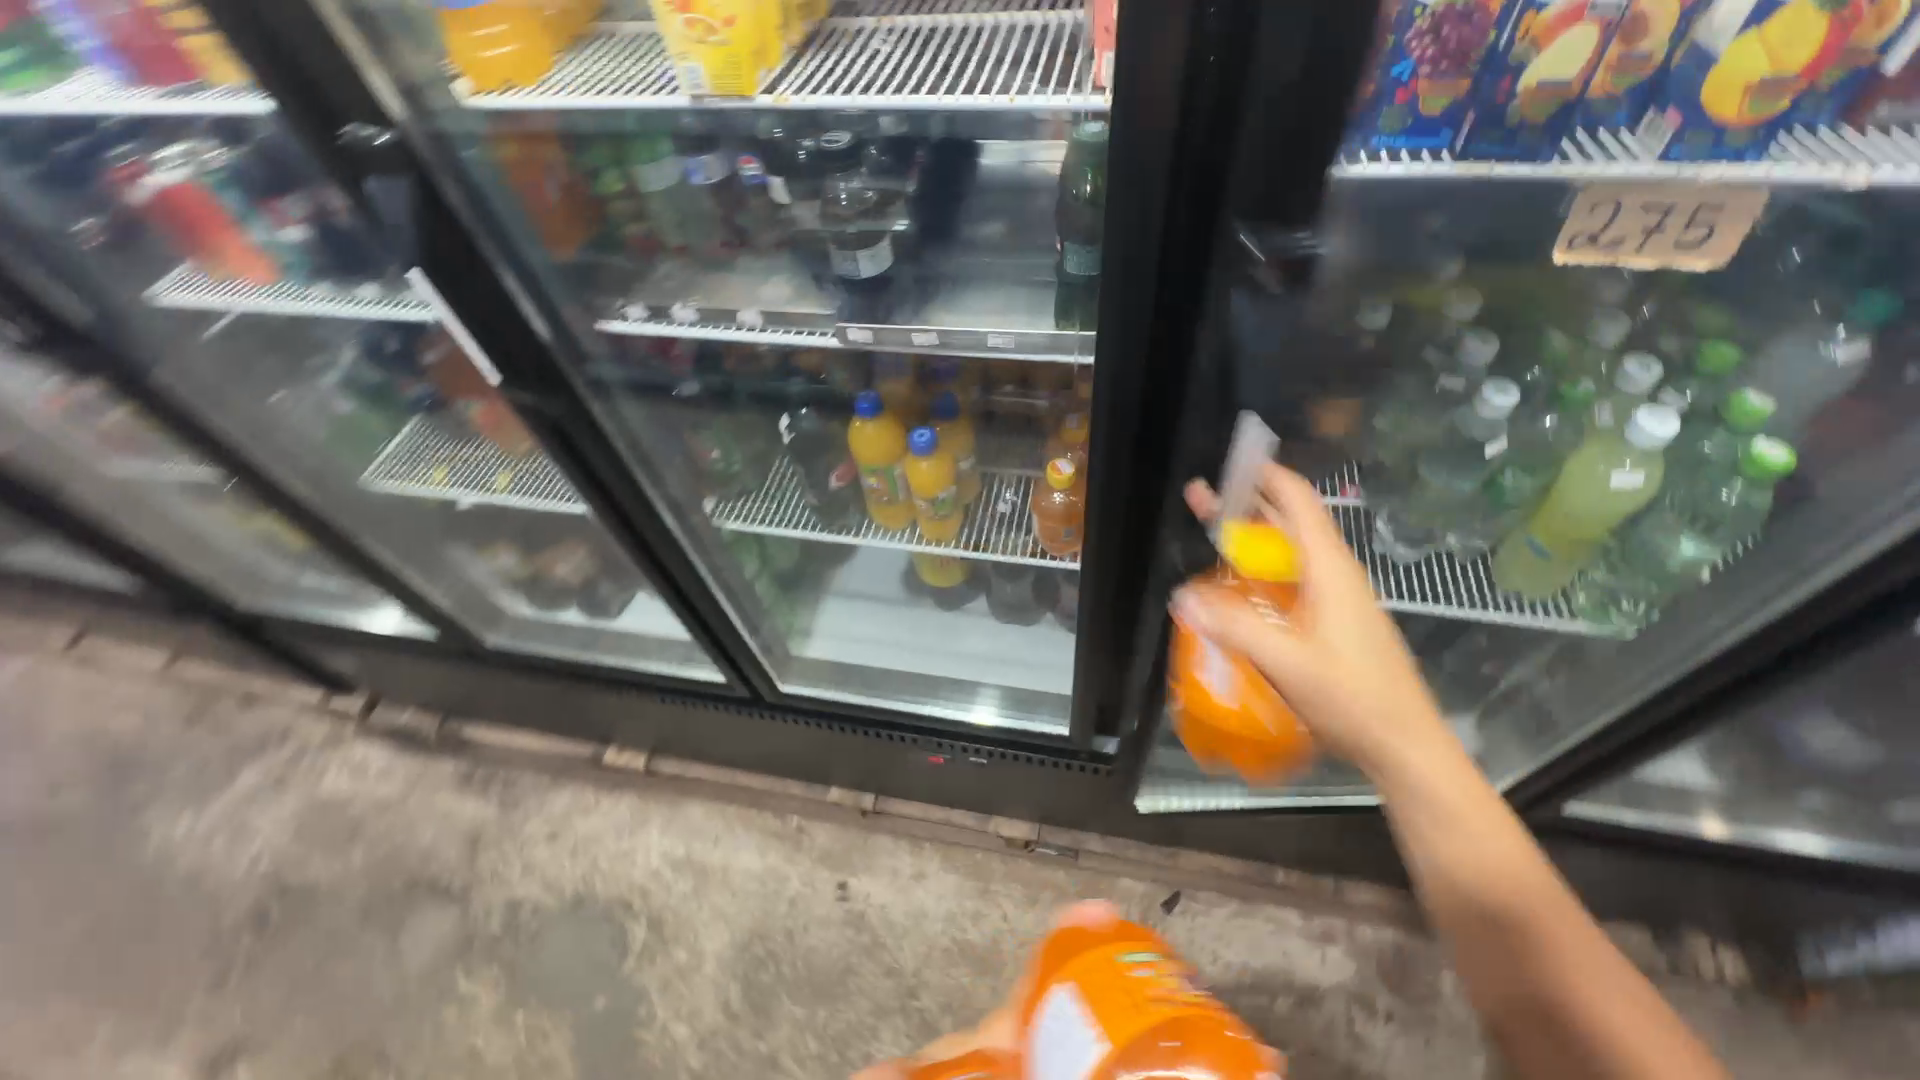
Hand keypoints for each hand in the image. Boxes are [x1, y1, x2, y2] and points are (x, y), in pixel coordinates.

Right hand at [1174, 465, 1454, 776]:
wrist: (1405, 746)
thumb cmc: (1355, 699)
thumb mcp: (1289, 663)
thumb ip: (1235, 628)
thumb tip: (1182, 596)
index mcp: (1331, 570)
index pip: (1298, 503)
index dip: (1265, 476)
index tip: (1229, 461)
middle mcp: (1336, 576)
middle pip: (1289, 525)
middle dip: (1245, 507)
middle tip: (1200, 498)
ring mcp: (1339, 601)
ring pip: (1290, 556)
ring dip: (1251, 542)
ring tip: (1210, 538)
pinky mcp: (1335, 625)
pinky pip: (1293, 584)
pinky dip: (1262, 575)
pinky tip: (1238, 594)